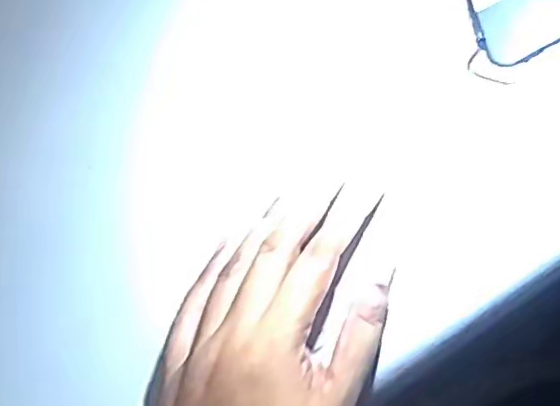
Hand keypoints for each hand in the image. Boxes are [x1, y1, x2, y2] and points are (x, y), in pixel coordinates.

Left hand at [149, 191, 390, 405]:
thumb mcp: (336, 396)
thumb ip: (360, 334)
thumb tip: (382, 274)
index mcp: (273, 339)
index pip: (319, 257)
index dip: (348, 216)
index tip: (369, 188)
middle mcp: (232, 333)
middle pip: (274, 250)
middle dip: (310, 206)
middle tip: (334, 176)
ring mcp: (198, 345)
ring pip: (233, 265)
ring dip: (265, 222)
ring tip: (291, 193)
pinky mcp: (177, 360)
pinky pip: (194, 296)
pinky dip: (215, 259)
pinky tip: (231, 236)